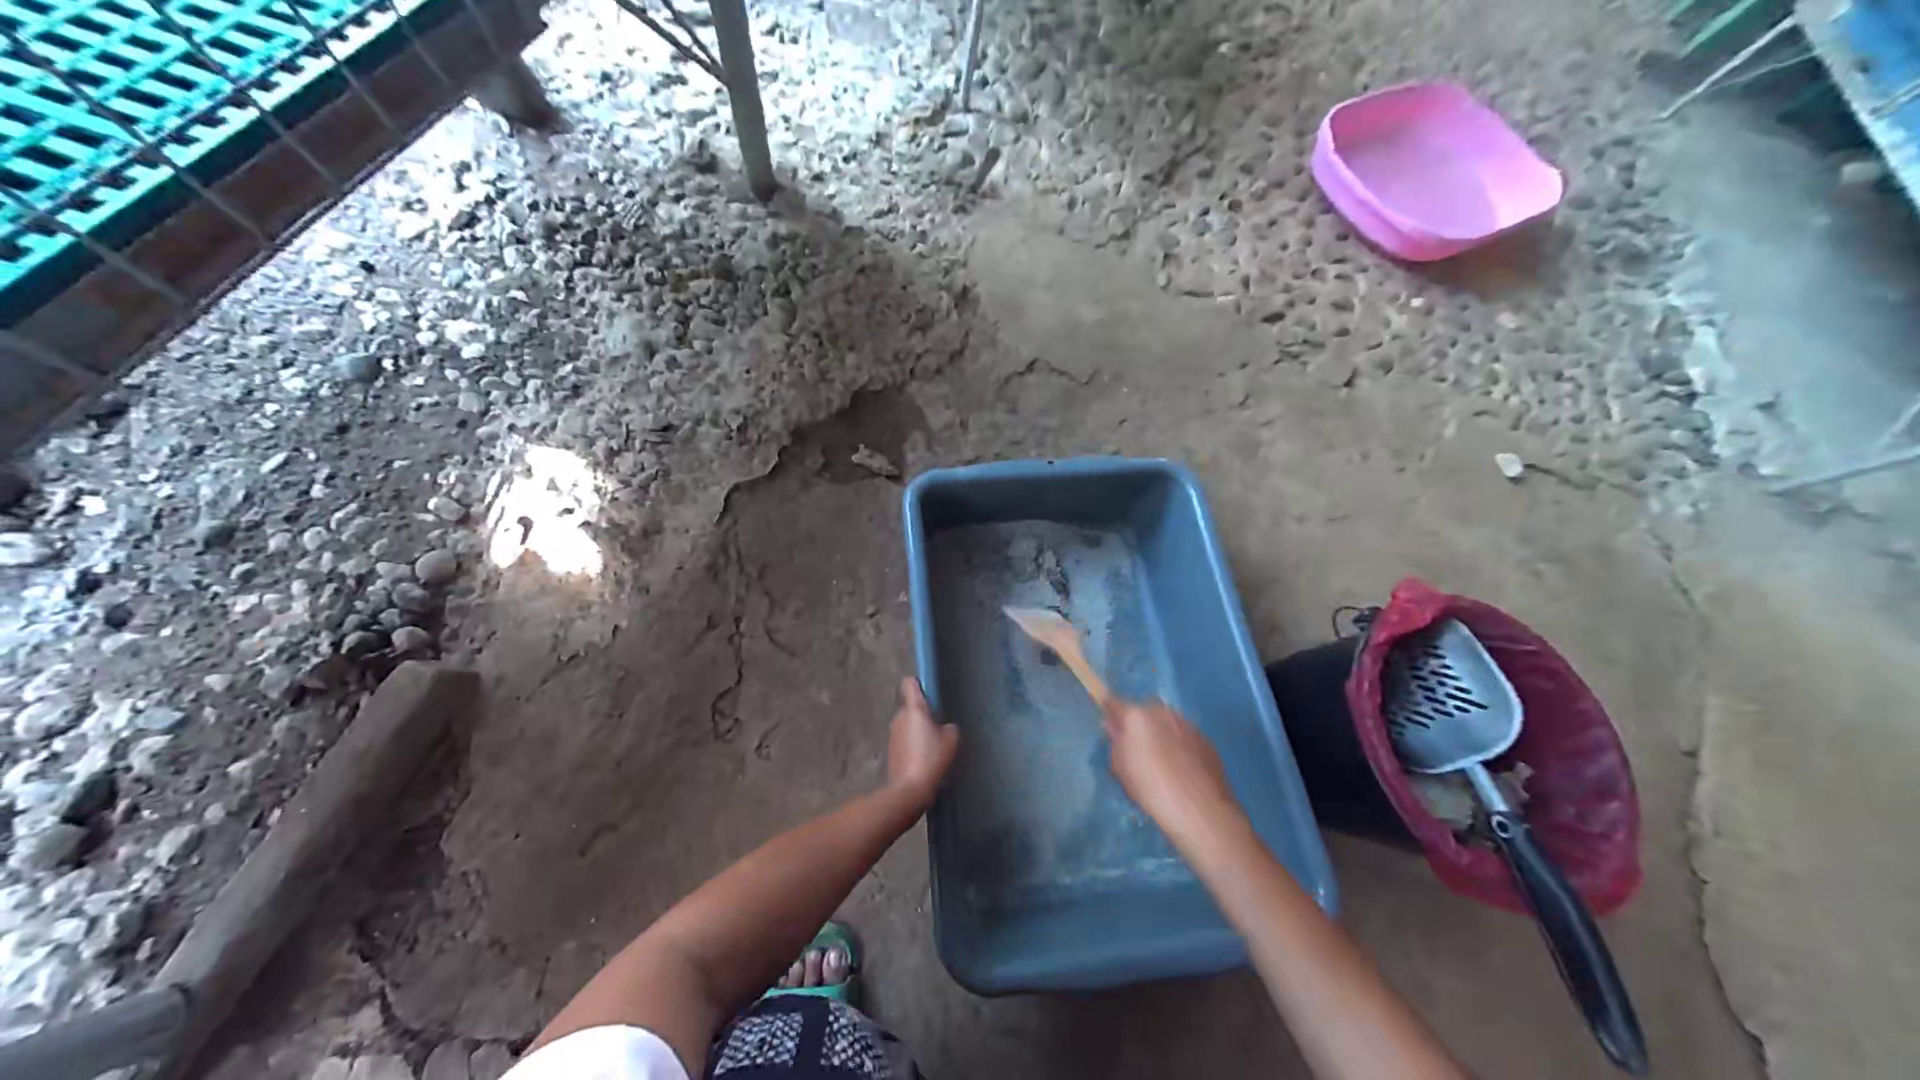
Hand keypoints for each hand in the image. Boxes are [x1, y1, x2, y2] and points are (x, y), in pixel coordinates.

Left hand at [886, 677, 959, 810]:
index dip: (919, 684)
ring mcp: (893, 734)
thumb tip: (944, 727)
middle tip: (939, 726)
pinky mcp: (891, 750)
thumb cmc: (931, 759)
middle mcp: (899, 717)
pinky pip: (905, 739)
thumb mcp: (952, 740)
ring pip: (908, 723)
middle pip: (911, 706)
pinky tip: (925, 758)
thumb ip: (949, 726)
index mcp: (914, 709)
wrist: (909, 789)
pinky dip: (913, 744)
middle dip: (923, 713)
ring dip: (918, 730)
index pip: (910, 684)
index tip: (930, 693)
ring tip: (934, 746)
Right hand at [1103, 700, 1246, 845]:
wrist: (1200, 809)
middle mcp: (1162, 712)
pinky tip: (1182, 768)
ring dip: (1161, 733)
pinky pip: (1184, 735)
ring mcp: (1186, 723)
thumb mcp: (1121, 769)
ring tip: (1163, 762)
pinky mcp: (1205, 738)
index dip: (1110, 712)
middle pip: (1143, 711)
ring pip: (1166, 722)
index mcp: (1136, 717)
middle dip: (1138, 724)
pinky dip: (1179, 744)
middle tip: (1137, 749)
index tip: (1109, 723)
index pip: (1113, 702)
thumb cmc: (1151, 790)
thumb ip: (1116, 742)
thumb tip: (1114, 726)